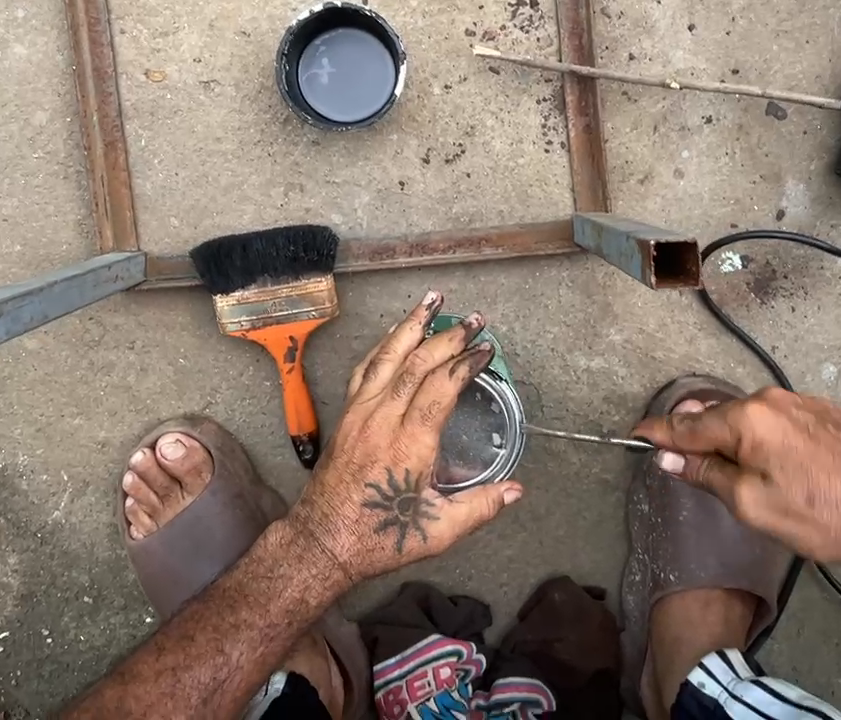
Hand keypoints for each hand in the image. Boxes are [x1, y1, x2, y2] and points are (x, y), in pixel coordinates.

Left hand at [286, 291, 522, 586]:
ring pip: (387, 356)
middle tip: (473, 319)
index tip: (485, 348)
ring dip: (412, 325)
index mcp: (410, 443)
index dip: (465, 362)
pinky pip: (365, 368)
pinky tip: (394, 331)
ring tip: (432, 301)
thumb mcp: (439, 531)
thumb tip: (517, 490)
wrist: (324, 540)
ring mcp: (361, 411)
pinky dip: (382, 344)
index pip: (442, 386)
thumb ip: (481, 507)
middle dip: (448, 336)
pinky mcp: (346, 413)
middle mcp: (384, 418)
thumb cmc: (381, 537)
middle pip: (417, 362)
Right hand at [632, 387, 840, 568]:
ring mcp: (802, 402)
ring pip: (750, 415)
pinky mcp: (827, 412)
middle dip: (696, 431)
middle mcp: (770, 399)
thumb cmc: (819, 516)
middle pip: (719, 415)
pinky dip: (764, 432)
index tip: (635, 432)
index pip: (689, 425)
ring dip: (732, 432)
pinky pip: (779, 417)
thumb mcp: (752, 504)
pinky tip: (773, 454)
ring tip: (724, 454)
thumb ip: (707, 474)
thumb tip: (668, 457)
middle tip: (677, 448)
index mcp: (746, 418)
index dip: (659, 432)